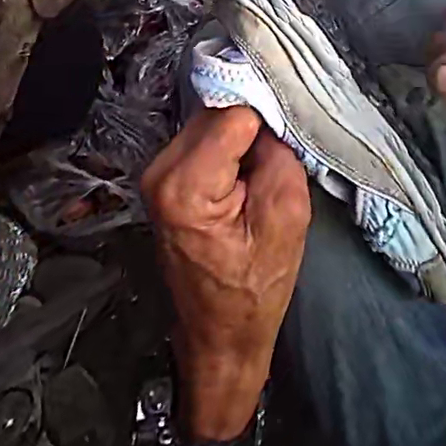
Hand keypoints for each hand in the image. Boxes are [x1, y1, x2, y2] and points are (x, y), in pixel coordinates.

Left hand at [142, 107, 310, 439]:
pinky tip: (245, 178)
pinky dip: (231, 149)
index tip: (284, 145)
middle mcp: (160, 172)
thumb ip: (278, 155)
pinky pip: (205, 139)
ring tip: (259, 176)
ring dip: (243, 139)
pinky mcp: (164, 177)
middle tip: (275, 163)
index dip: (267, 124)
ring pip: (212, 121)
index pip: (234, 114)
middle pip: (218, 113)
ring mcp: (157, 173)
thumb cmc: (254, 288)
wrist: (221, 332)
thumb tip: (269, 116)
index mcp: (185, 186)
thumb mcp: (287, 217)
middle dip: (254, 129)